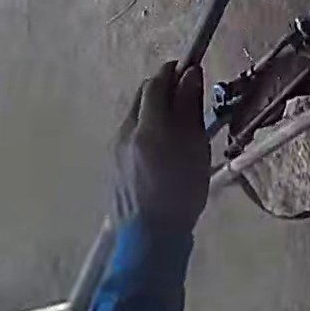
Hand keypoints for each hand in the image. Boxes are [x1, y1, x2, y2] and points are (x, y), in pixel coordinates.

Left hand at [113, 61, 209, 234]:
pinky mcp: (114, 161)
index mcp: (148, 125)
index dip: (173, 71)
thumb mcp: (195, 147)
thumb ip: (189, 107)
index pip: (156, 82)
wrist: (150, 241)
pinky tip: (162, 146)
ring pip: (137, 112)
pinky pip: (132, 131)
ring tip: (177, 124)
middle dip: (163, 87)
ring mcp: (117, 145)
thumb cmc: (181, 193)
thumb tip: (190, 73)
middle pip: (144, 93)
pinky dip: (147, 126)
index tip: (190, 69)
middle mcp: (126, 129)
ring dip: (155, 107)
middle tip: (187, 95)